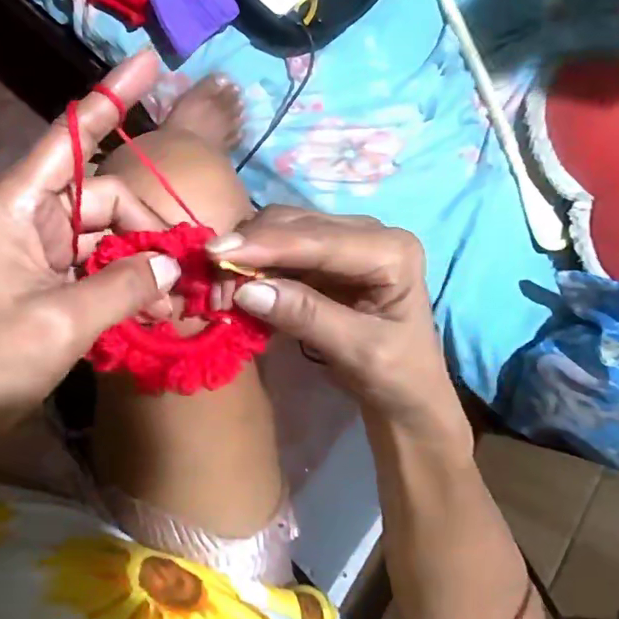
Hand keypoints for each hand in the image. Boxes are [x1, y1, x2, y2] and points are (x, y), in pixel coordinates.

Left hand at [0, 52, 181, 448]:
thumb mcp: (62, 325)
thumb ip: (125, 286)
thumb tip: (173, 262)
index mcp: (15, 208)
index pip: (68, 138)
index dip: (109, 97)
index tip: (148, 60)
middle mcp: (26, 216)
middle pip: (101, 196)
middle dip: (147, 226)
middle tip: (187, 269)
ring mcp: (35, 247)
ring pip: (104, 231)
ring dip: (140, 259)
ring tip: (174, 299)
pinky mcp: (43, 277)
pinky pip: (94, 261)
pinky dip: (124, 278)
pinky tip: (153, 304)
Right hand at [207, 208, 465, 438]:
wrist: (406, 395)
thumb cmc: (395, 377)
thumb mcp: (358, 352)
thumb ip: (306, 315)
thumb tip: (246, 289)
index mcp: (390, 250)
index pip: (316, 239)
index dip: (264, 244)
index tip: (215, 254)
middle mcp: (367, 232)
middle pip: (291, 224)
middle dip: (247, 249)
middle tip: (211, 283)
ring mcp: (342, 239)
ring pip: (277, 229)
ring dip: (243, 254)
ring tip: (219, 288)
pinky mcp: (320, 254)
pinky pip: (275, 247)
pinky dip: (249, 263)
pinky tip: (232, 283)